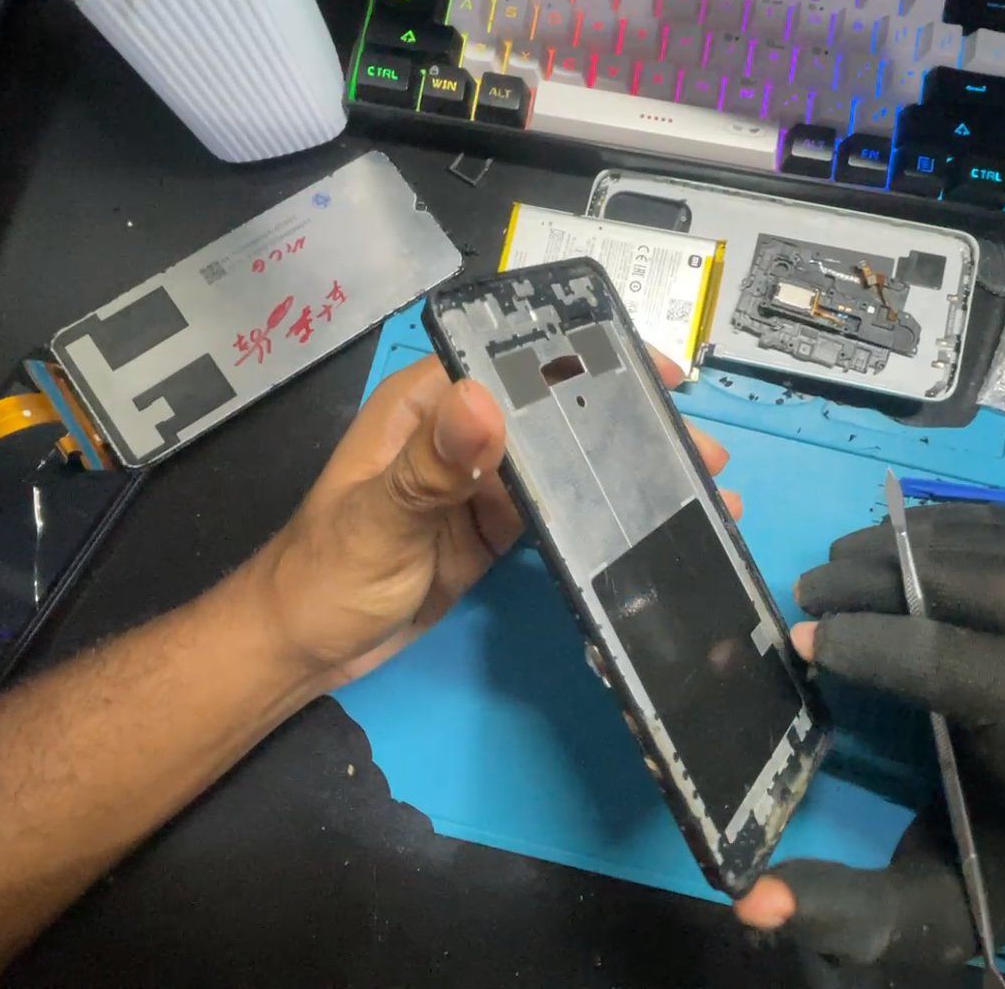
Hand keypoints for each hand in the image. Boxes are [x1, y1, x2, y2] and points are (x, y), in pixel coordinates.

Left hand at [235, 352, 737, 690]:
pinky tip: (648, 520)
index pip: (516, 361)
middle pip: (556, 409)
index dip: (587, 357)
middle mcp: (463, 430)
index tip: (654, 373)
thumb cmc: (325, 572)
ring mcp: (483, 479)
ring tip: (697, 484)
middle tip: (698, 447)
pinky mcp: (496, 523)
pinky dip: (602, 511)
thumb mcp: (375, 519)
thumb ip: (428, 466)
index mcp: (430, 405)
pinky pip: (557, 508)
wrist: (306, 646)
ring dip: (626, 467)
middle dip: (628, 421)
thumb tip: (487, 401)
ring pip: (565, 459)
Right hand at [733, 504, 1004, 979]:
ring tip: (842, 558)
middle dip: (896, 579)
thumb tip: (749, 898)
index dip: (896, 648)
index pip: (998, 683)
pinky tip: (894, 537)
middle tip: (813, 588)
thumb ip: (852, 913)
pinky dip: (954, 524)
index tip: (808, 640)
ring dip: (918, 542)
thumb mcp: (939, 913)